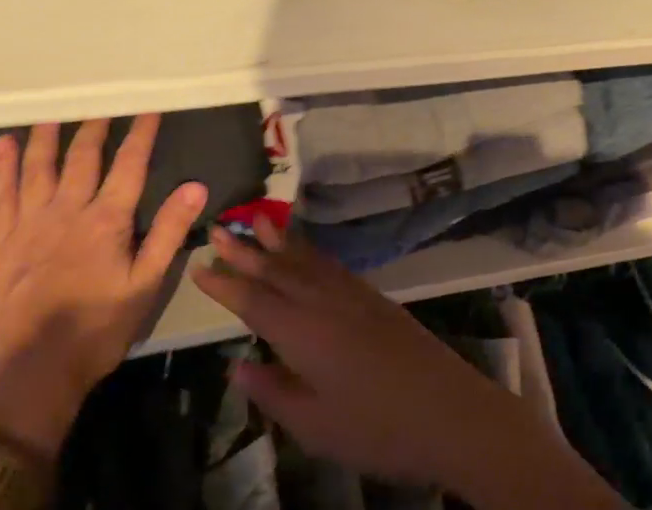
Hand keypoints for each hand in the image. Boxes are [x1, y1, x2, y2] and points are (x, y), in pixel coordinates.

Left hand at [0, 118, 207, 455]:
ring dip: (47, 136)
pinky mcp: (2, 240)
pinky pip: (1, 194)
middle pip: (82, 156)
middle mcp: (67, 210)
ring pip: (39, 166)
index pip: (129, 164)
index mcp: (107, 220)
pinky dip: (2, 167)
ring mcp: (30, 223)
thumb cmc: (98, 328)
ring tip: (53, 112)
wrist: (34, 368)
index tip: (148, 107)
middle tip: (101, 103)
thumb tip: (195, 186)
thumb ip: (168, 232)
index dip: (140, 133)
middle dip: (95, 126)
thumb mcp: (146, 285)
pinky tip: (3, 145)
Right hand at [191, 220, 626, 509]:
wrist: (452, 413)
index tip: (200, 263)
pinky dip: (311, 253)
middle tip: (218, 228)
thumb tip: (237, 363)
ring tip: (258, 221)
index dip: (225, 283)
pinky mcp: (377, 301)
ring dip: (280, 242)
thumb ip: (272, 391)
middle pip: (278, 270)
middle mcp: (324, 303)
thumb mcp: (314, 425)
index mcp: (302, 332)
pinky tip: (307, 252)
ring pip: (307, 261)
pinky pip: (332, 266)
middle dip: (246, 250)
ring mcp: (354, 297)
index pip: (253, 300)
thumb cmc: (377, 429)